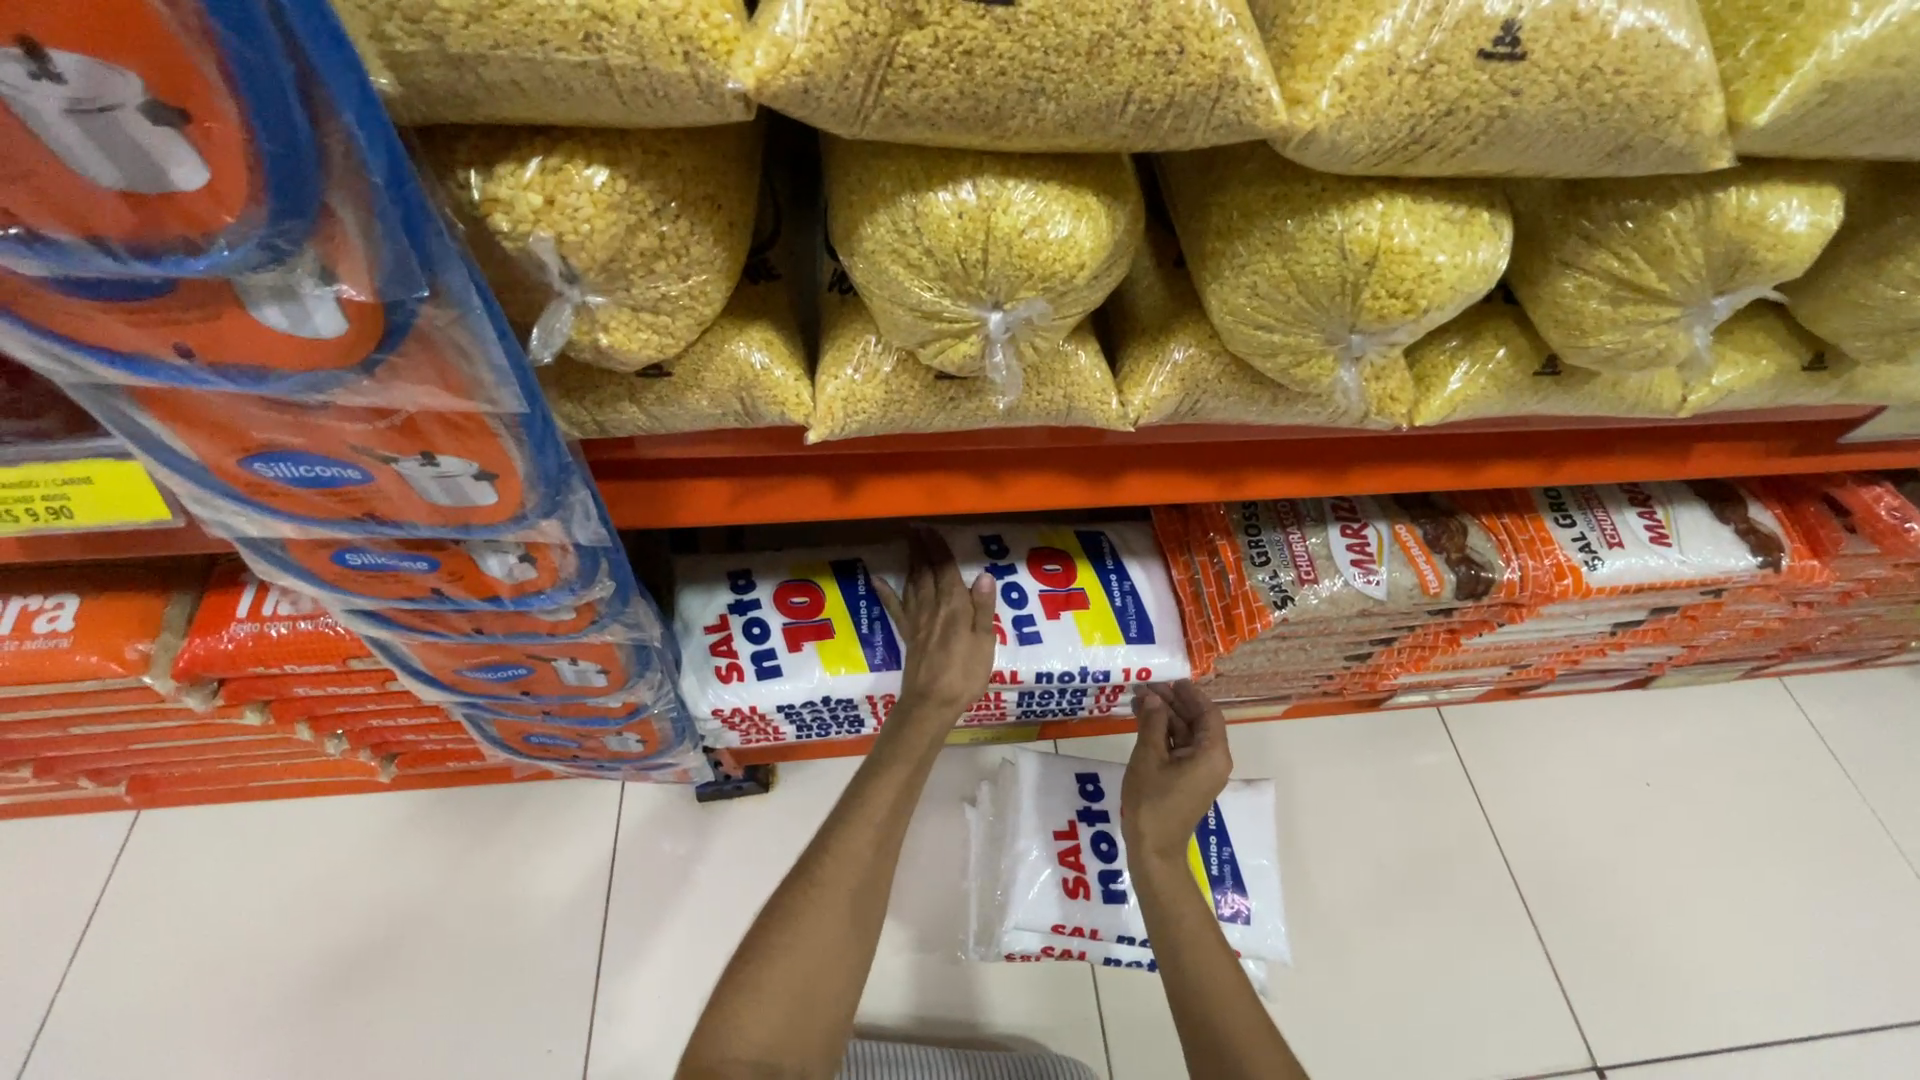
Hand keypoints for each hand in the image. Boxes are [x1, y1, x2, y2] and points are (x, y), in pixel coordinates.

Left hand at [874, 527, 997, 727]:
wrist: (932, 703)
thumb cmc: (965, 675)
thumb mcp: (985, 643)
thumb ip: (983, 609)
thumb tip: (984, 575)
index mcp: (955, 606)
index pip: (946, 569)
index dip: (939, 548)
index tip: (931, 527)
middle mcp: (932, 607)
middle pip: (926, 571)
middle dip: (922, 548)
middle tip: (915, 527)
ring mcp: (917, 621)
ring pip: (912, 584)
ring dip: (909, 562)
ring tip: (907, 544)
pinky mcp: (907, 635)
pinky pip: (895, 608)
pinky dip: (885, 592)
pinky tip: (875, 580)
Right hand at [1122, 681, 1232, 865]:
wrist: (1153, 848)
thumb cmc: (1152, 801)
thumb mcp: (1148, 757)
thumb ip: (1153, 723)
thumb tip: (1153, 698)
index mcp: (1212, 754)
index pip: (1208, 713)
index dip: (1190, 694)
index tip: (1170, 680)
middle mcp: (1213, 760)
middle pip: (1197, 722)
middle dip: (1173, 703)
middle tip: (1147, 687)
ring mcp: (1201, 772)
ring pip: (1186, 735)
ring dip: (1165, 717)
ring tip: (1139, 700)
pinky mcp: (1188, 780)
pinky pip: (1180, 749)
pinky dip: (1164, 734)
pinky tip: (1143, 722)